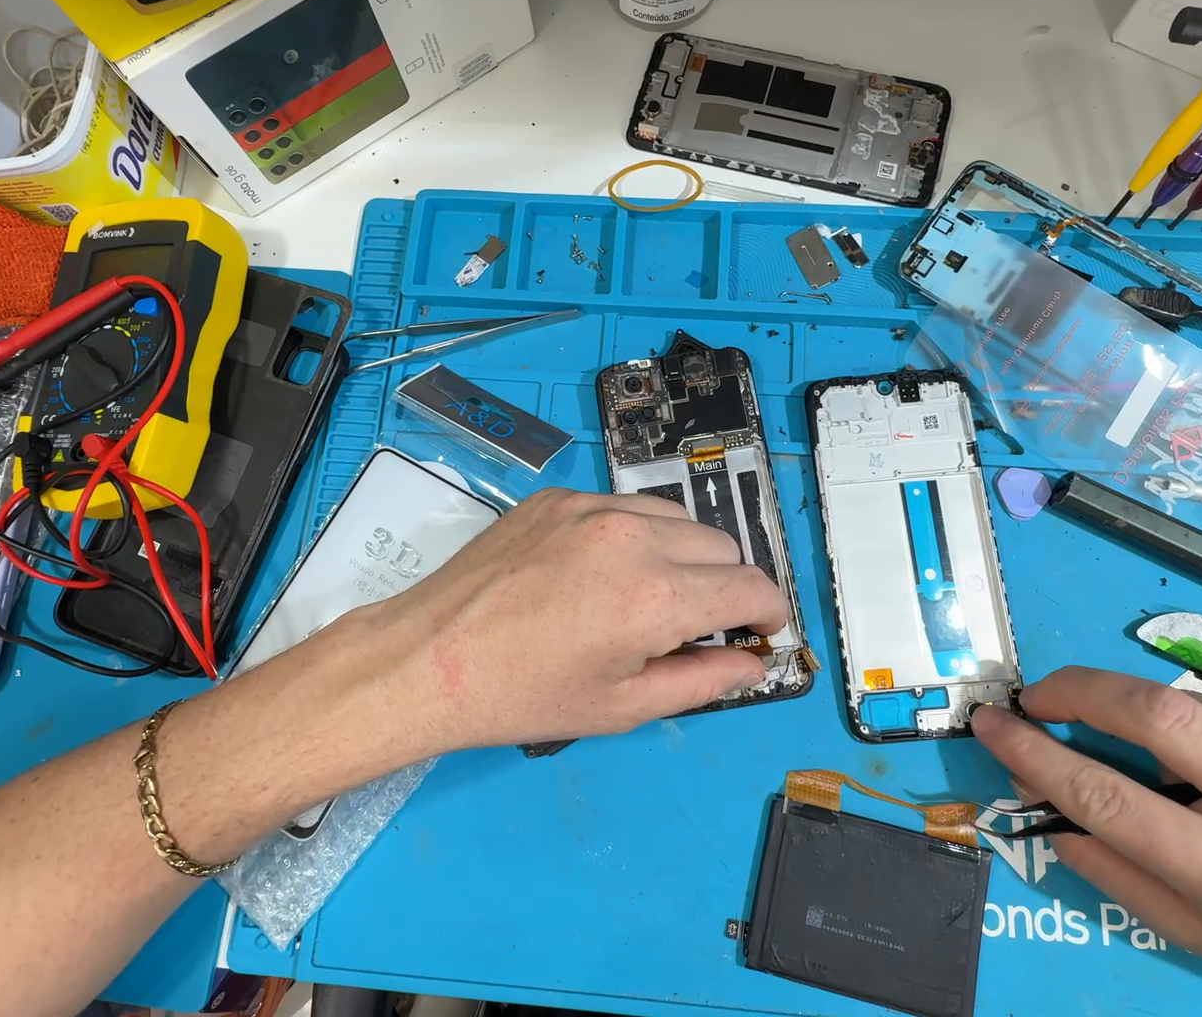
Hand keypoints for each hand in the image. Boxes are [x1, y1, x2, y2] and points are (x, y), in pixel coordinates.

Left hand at [351, 489, 786, 752]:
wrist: (432, 657)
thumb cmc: (527, 696)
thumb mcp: (622, 706)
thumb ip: (704, 681)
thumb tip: (754, 663)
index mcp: (656, 596)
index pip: (751, 586)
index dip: (769, 612)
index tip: (760, 631)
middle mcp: (634, 536)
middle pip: (721, 547)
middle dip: (724, 587)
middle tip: (691, 626)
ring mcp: (592, 506)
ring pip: (677, 518)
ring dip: (683, 556)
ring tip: (645, 595)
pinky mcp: (560, 495)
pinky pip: (624, 506)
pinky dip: (635, 536)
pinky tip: (598, 572)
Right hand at [972, 667, 1201, 1016]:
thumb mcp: (1195, 935)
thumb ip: (1108, 867)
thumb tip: (1038, 798)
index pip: (1108, 796)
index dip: (1034, 753)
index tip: (992, 725)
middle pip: (1156, 715)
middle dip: (1078, 690)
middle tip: (1040, 697)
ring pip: (1194, 704)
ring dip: (1145, 714)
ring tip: (1150, 748)